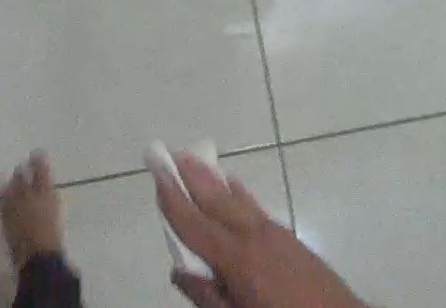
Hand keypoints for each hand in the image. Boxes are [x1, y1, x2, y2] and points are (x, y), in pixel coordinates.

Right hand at [155, 152, 368, 307]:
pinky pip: (256, 207)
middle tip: (170, 152)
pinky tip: (233, 184)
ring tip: (194, 160)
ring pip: (236, 199)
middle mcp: (253, 236)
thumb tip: (179, 270)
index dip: (173, 200)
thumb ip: (208, 297)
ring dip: (213, 179)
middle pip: (216, 201)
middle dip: (191, 177)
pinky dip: (241, 193)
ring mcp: (273, 232)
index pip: (195, 225)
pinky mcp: (288, 237)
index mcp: (237, 259)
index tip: (157, 173)